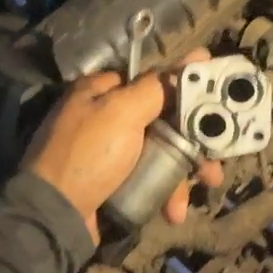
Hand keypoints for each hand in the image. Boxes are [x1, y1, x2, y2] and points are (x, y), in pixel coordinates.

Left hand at [23, 50, 225, 243]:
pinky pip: (146, 178)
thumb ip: (158, 86)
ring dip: (180, 176)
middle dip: (191, 146)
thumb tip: (196, 57)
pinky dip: (163, 192)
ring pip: (158, 153)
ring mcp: (106, 151)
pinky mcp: (110, 181)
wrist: (54, 215)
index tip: (218, 109)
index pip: (153, 82)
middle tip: (213, 167)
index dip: (187, 94)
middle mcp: (102, 116)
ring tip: (190, 198)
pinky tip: (171, 210)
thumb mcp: (123, 112)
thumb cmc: (89, 154)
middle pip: (162, 122)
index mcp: (100, 90)